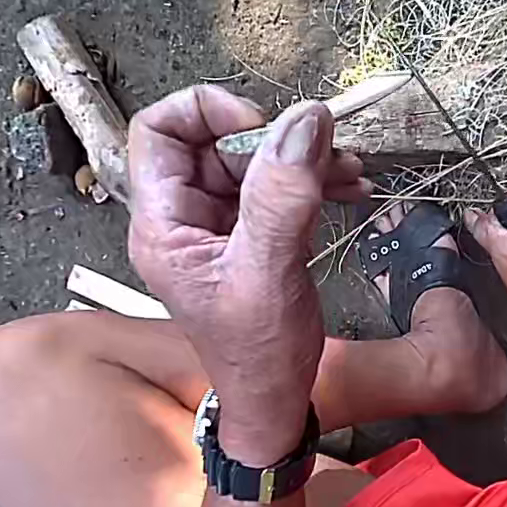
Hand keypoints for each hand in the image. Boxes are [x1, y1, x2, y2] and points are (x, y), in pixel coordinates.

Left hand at [127, 86, 366, 465]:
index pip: (157, 132)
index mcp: (162, 225)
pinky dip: (308, 180)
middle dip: (271, 139)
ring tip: (349, 168)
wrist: (274, 396)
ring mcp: (213, 225)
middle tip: (323, 152)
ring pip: (248, 162)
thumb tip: (305, 120)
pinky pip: (271, 187)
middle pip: (212, 142)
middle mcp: (181, 218)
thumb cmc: (258, 352)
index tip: (259, 123)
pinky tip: (348, 185)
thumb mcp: (267, 273)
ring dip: (299, 158)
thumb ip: (281, 197)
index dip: (203, 110)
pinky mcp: (244, 233)